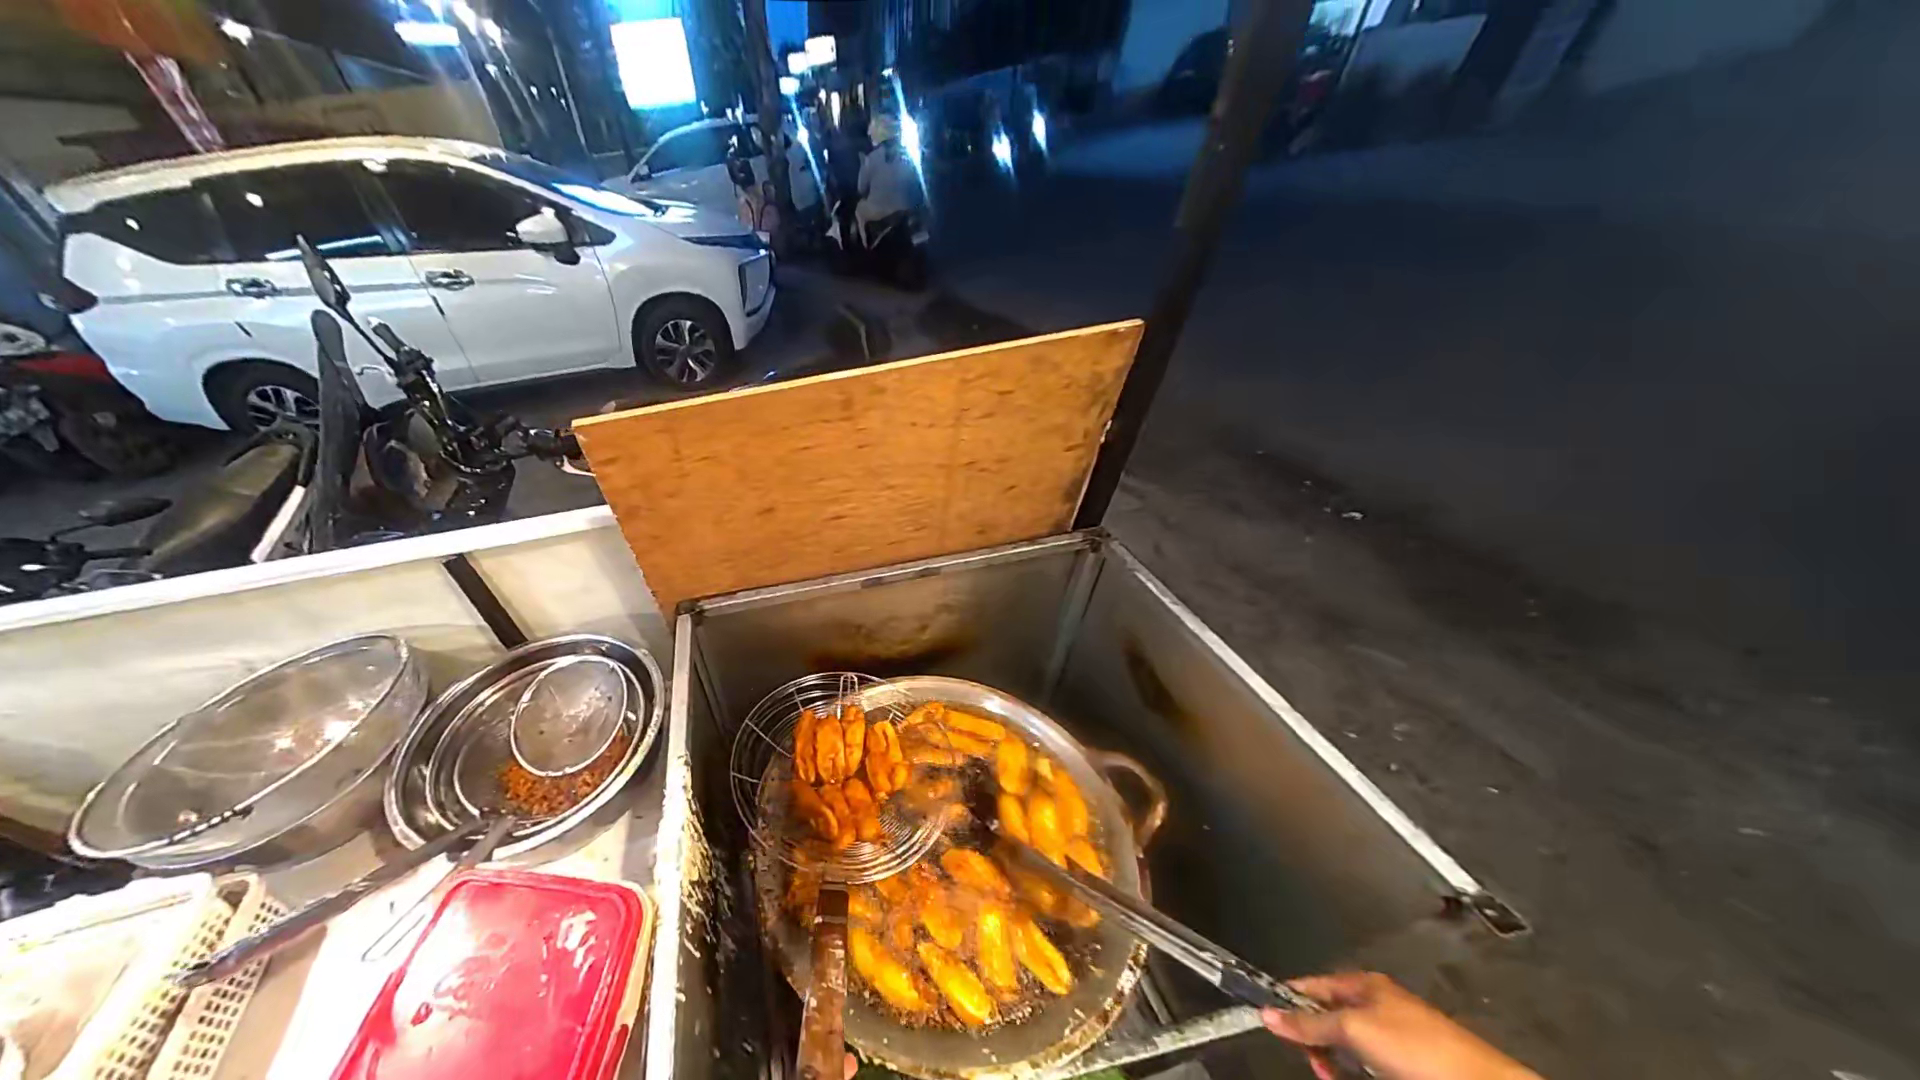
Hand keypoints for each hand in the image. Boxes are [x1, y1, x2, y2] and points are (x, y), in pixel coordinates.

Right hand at [1261, 972, 1541, 1079]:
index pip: (1312, 986)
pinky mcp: (1409, 1063)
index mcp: (1363, 985)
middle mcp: (1377, 1003)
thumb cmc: (1415, 1050)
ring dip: (1334, 1061)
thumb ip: (1310, 1024)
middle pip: (1328, 1016)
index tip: (1271, 1025)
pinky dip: (1355, 1071)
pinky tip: (1352, 1078)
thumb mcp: (1355, 1031)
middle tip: (1315, 1065)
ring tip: (1332, 1076)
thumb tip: (1266, 1013)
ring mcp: (1395, 1034)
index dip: (1289, 1001)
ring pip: (1348, 1044)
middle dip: (1315, 1040)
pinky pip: (1368, 1062)